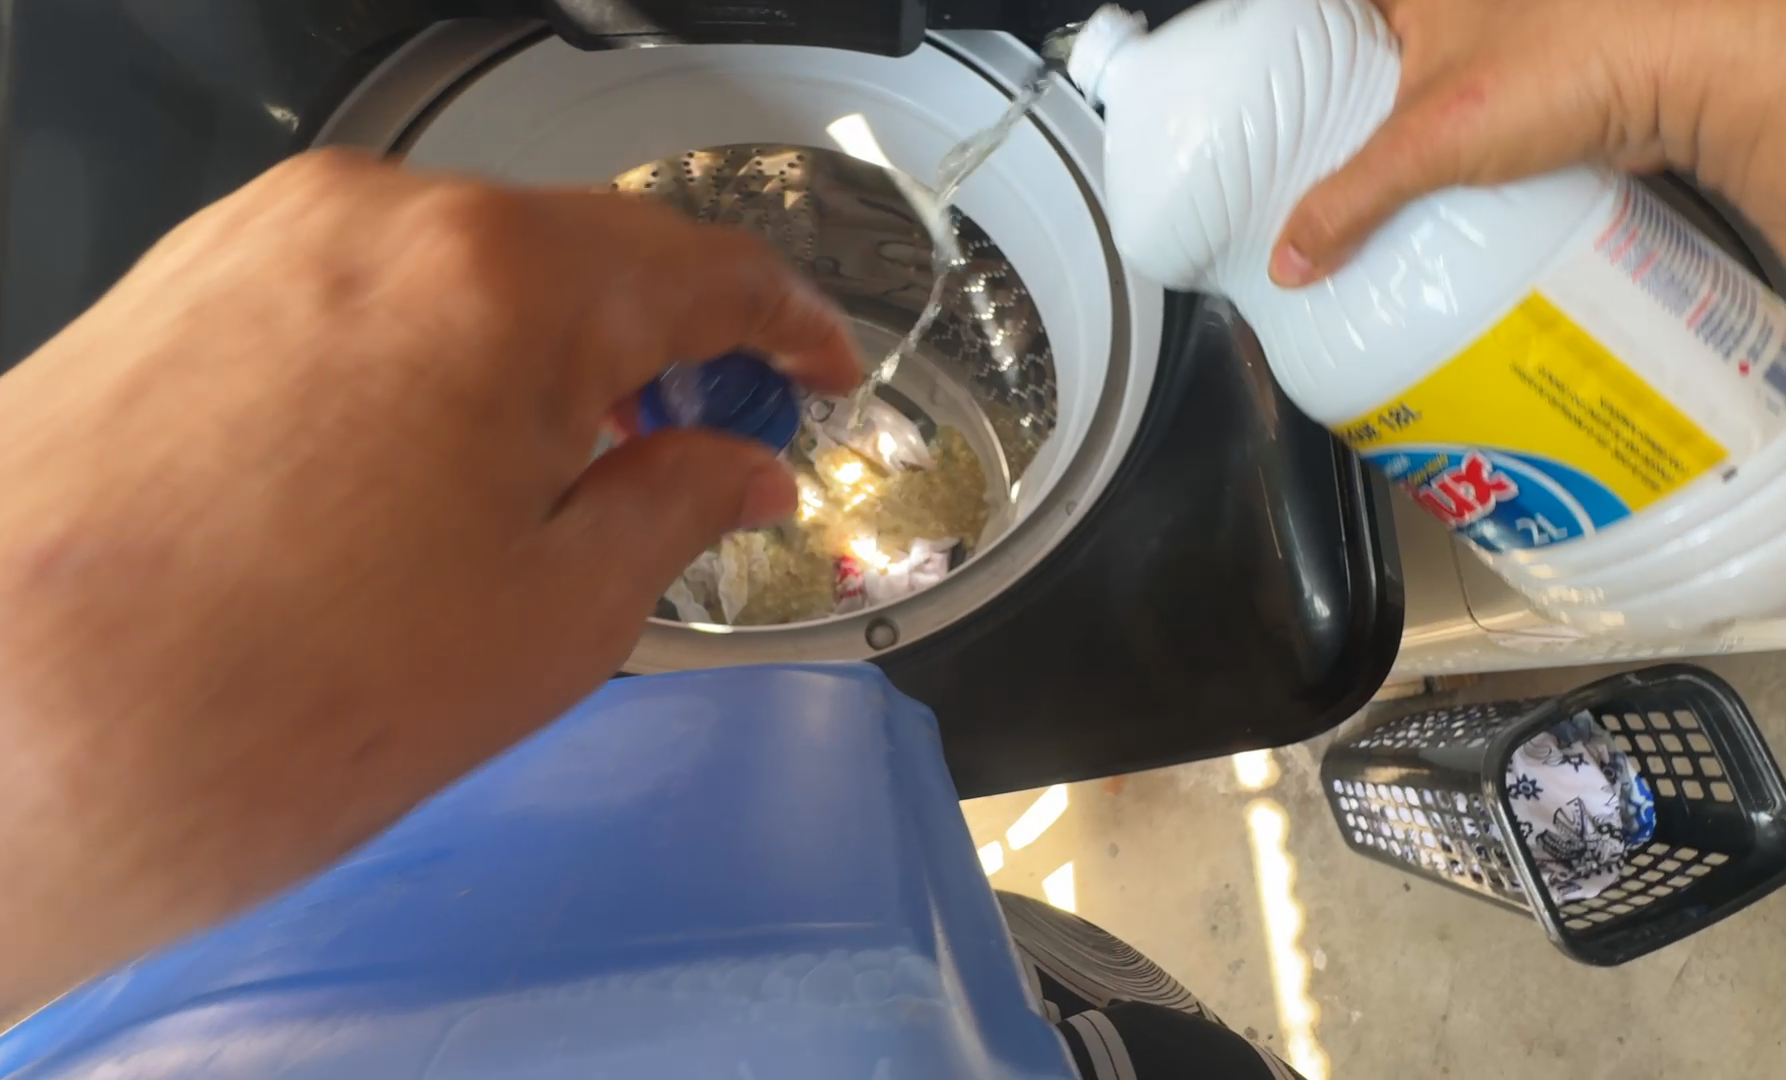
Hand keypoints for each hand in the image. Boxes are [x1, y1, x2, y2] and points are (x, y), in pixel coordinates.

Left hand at [0, 149, 860, 1008]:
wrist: (3, 747)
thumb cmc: (320, 687)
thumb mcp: (578, 599)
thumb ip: (690, 499)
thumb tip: (752, 468)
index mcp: (511, 286)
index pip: (713, 273)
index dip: (795, 322)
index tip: (828, 363)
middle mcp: (397, 221)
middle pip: (615, 253)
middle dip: (704, 336)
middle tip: (746, 418)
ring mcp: (293, 235)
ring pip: (519, 265)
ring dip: (606, 342)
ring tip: (641, 435)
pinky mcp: (225, 277)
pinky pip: (428, 283)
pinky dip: (511, 343)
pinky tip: (525, 427)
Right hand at [1268, 0, 1785, 410]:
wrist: (1715, 63)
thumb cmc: (1591, 48)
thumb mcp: (1429, 139)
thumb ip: (1345, 204)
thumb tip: (1290, 258)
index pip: (1311, 22)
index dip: (1274, 59)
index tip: (1248, 105)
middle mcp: (1446, 0)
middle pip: (1350, 58)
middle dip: (1318, 111)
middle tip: (1284, 162)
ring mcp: (1485, 33)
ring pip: (1396, 85)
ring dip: (1368, 135)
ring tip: (1333, 185)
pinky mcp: (1515, 73)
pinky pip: (1440, 113)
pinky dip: (1417, 150)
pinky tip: (1401, 185)